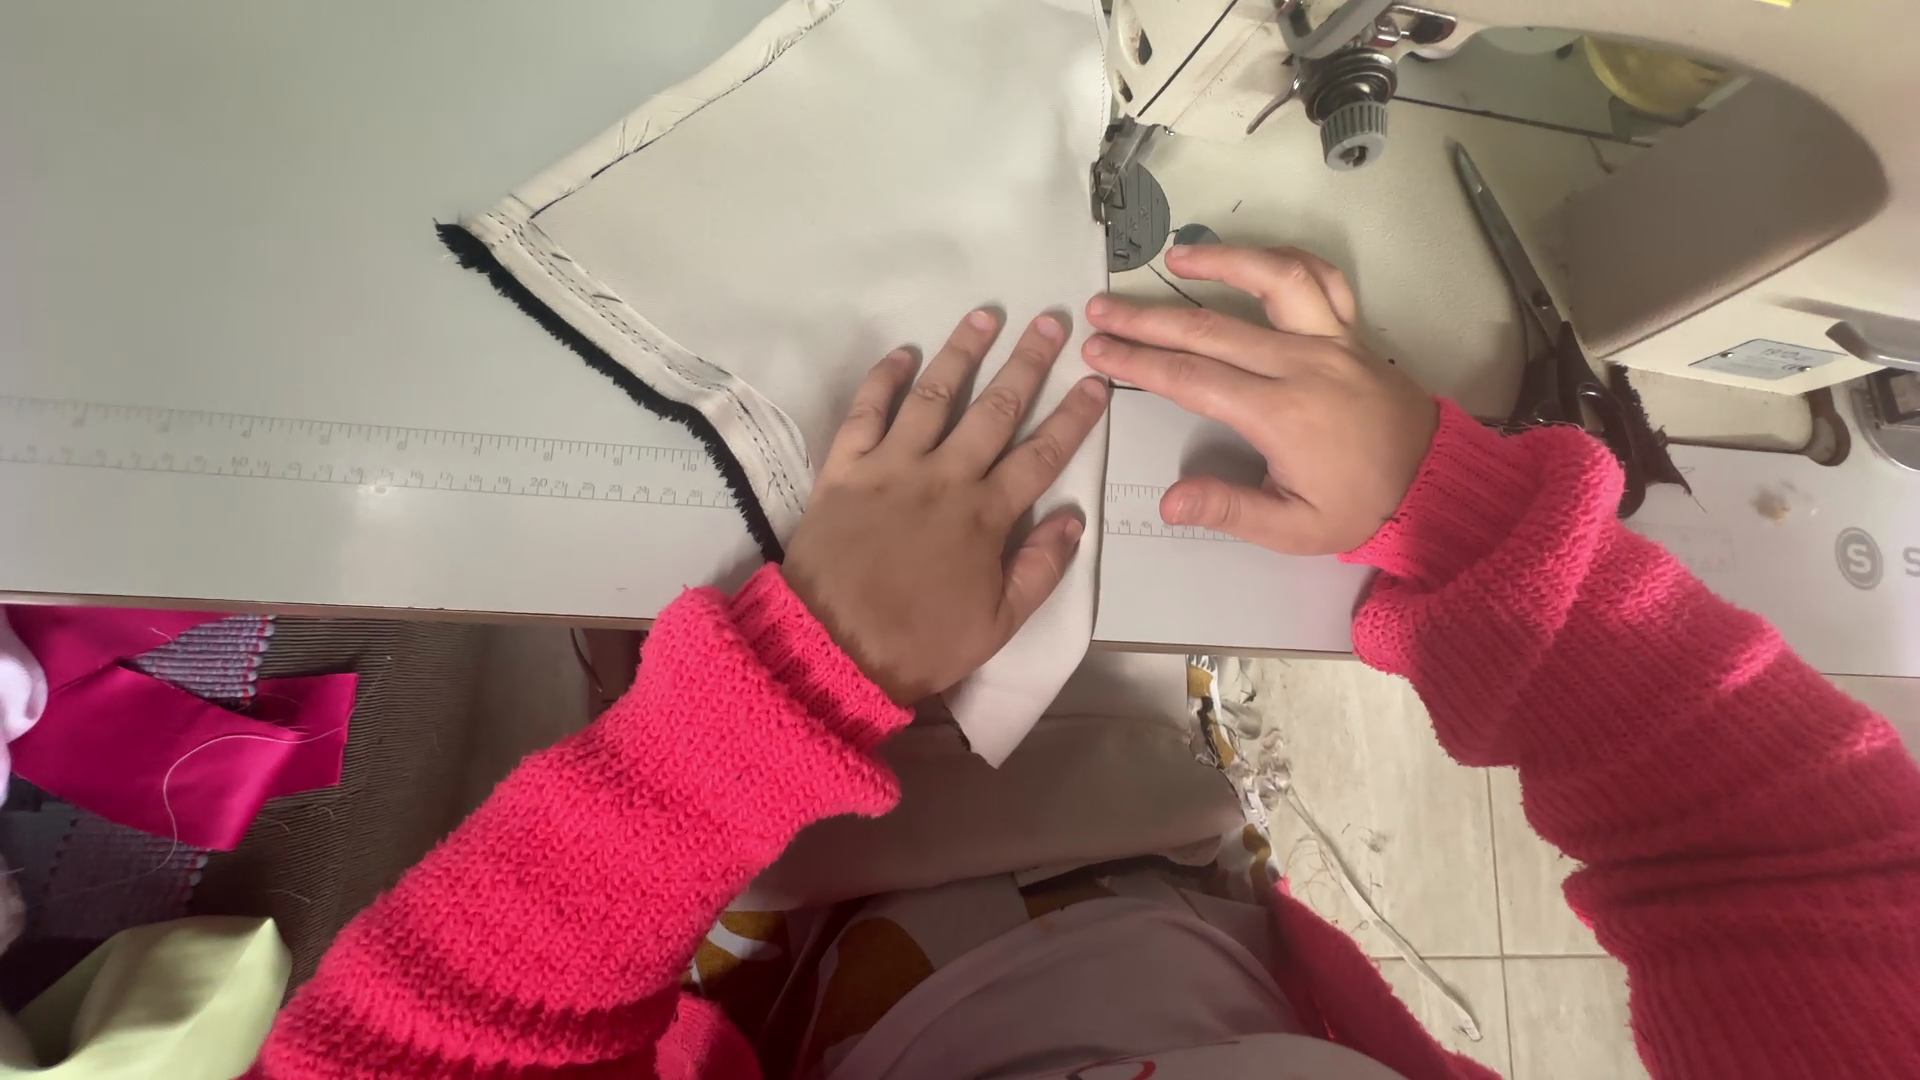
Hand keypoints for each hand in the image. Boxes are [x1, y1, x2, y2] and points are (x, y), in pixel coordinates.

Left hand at [783, 309, 1109, 703]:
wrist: (831, 649)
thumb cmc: (920, 643)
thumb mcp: (998, 625)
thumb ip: (1040, 569)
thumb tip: (1073, 518)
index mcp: (985, 516)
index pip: (1041, 456)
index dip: (1073, 418)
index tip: (1096, 383)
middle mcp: (944, 477)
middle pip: (995, 410)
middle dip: (1027, 363)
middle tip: (1050, 322)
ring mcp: (891, 466)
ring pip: (935, 397)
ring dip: (962, 352)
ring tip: (986, 314)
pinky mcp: (845, 468)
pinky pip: (866, 412)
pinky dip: (884, 379)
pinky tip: (904, 353)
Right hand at [1082, 245, 1437, 554]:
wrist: (1435, 483)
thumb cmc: (1356, 507)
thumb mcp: (1292, 528)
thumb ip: (1229, 510)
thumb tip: (1168, 502)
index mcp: (1279, 414)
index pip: (1190, 380)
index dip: (1138, 362)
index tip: (1098, 351)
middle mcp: (1301, 364)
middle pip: (1210, 329)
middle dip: (1147, 318)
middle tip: (1102, 309)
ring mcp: (1331, 339)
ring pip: (1272, 281)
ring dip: (1221, 262)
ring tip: (1174, 257)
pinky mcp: (1351, 332)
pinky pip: (1322, 279)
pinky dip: (1286, 259)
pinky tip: (1254, 258)